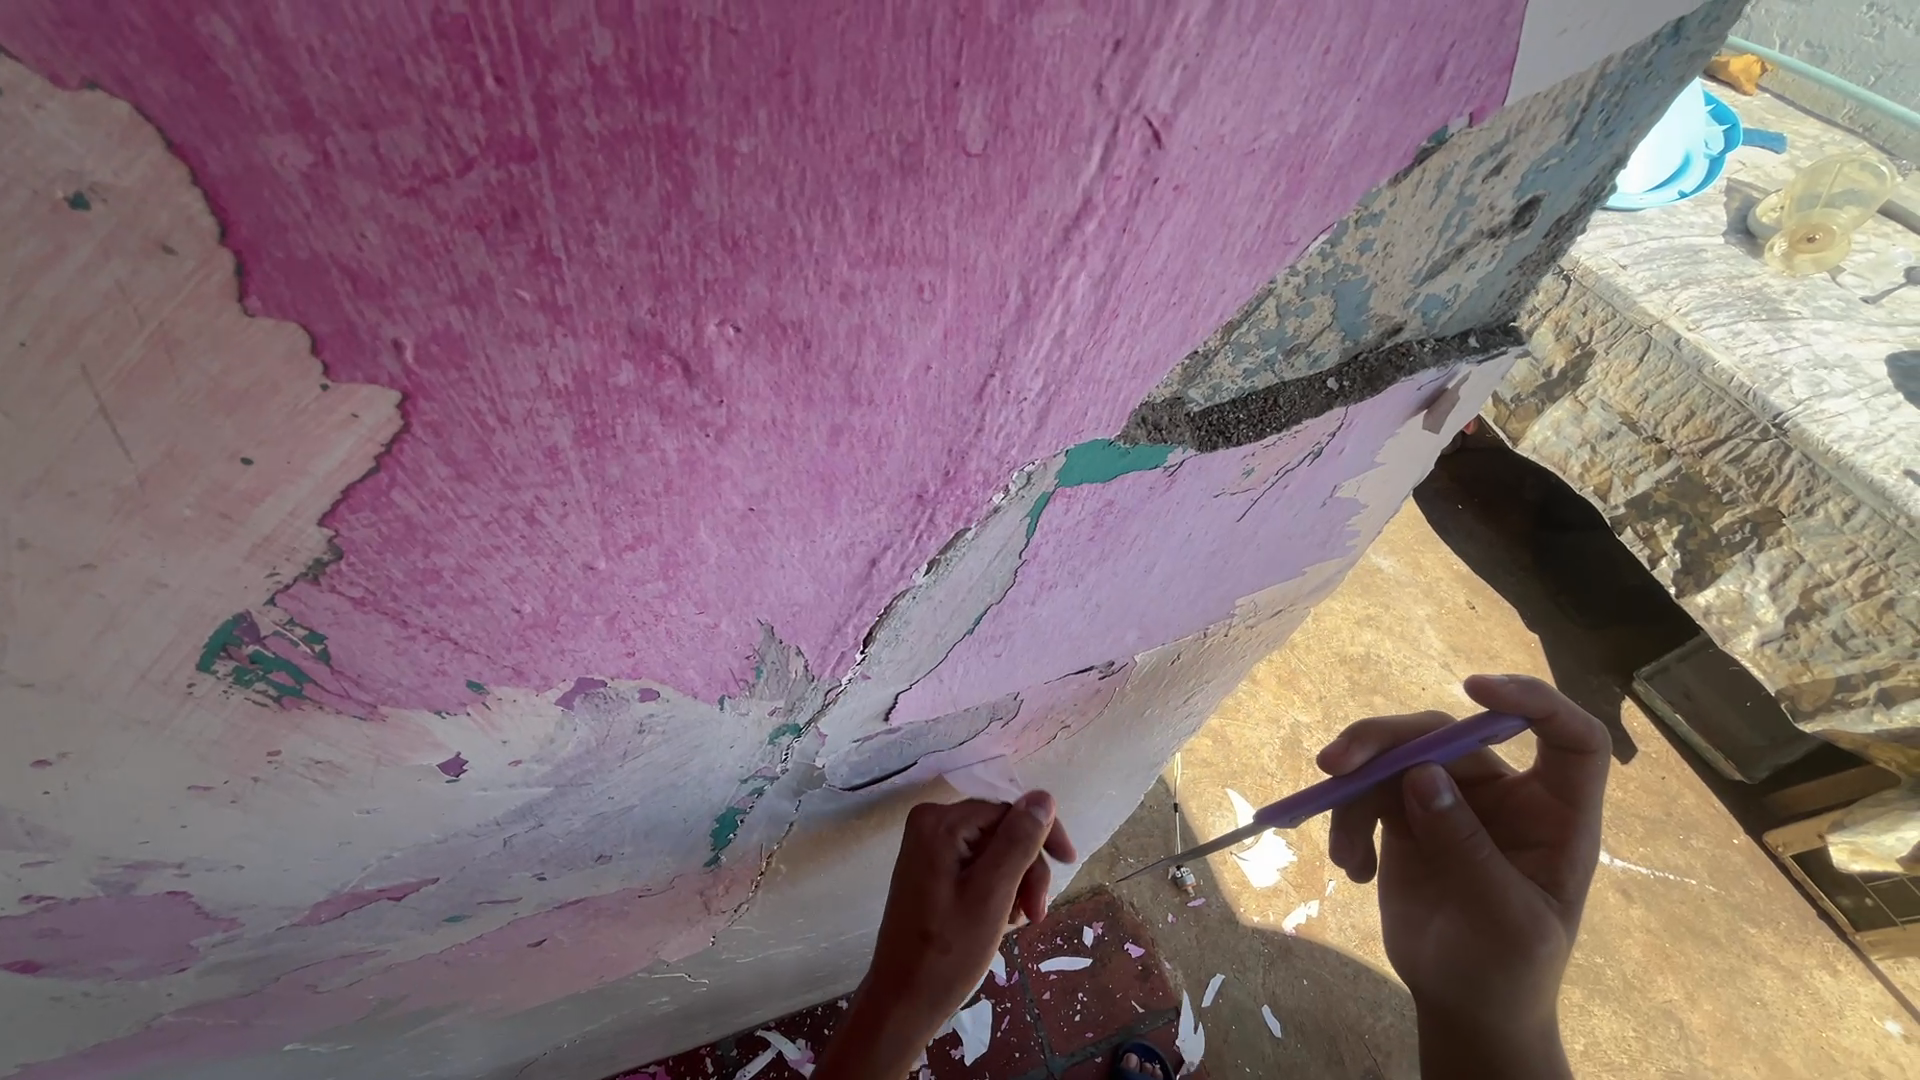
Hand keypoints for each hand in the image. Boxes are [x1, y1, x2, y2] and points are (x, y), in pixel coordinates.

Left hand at [813, 790, 1075, 1079]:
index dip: (1041, 835)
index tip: (1068, 864)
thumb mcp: (993, 894)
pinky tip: (1000, 920)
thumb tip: (1044, 796)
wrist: (903, 1002)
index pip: (1008, 810)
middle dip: (1026, 868)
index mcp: (939, 822)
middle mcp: (930, 823)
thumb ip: (1019, 841)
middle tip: (1036, 914)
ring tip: (1016, 923)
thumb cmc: (948, 952)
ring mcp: (927, 847)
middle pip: (1000, 830)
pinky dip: (996, 890)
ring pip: (992, 850)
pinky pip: (976, 866)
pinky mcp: (929, 870)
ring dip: (1014, 883)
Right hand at [1316, 675, 1609, 1079]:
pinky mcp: (1403, 816)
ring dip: (1353, 788)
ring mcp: (1447, 801)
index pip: (1567, 739)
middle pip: (1444, 735)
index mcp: (1553, 814)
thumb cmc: (1507, 970)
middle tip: (1334, 766)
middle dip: (1384, 742)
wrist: (1462, 1002)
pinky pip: (1366, 793)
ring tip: (1337, 843)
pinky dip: (1347, 823)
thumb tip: (1420, 774)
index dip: (1531, 701)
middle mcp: (1501, 795)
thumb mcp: (1503, 918)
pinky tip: (1352, 869)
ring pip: (1394, 757)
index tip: (1474, 688)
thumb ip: (1466, 845)